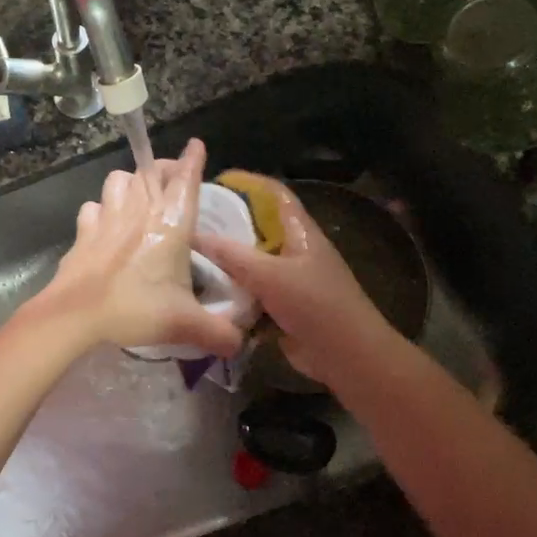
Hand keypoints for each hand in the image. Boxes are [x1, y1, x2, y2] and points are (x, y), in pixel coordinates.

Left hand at [32, 139, 242, 358]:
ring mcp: (107, 218)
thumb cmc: (134, 310)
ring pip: (117, 180)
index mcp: (170, 224)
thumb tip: (238, 342)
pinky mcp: (82, 232)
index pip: (184, 180)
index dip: (192, 161)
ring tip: (137, 198)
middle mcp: (139, 212)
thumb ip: (217, 332)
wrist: (75, 315)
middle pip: (151, 172)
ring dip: (130, 183)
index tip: (195, 146)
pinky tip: (103, 225)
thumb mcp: (184, 324)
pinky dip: (100, 210)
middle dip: (164, 169)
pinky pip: (92, 207)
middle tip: (172, 178)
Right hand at [193, 173, 385, 383]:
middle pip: (258, 229)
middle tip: (192, 223)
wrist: (346, 355)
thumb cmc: (315, 305)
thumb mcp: (270, 275)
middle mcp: (295, 252)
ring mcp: (290, 281)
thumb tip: (193, 236)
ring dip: (226, 264)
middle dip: (228, 225)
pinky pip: (251, 294)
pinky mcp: (282, 308)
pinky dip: (232, 294)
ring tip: (190, 258)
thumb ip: (231, 256)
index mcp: (300, 233)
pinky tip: (205, 295)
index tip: (217, 181)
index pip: (275, 195)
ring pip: (251, 264)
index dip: (250, 183)